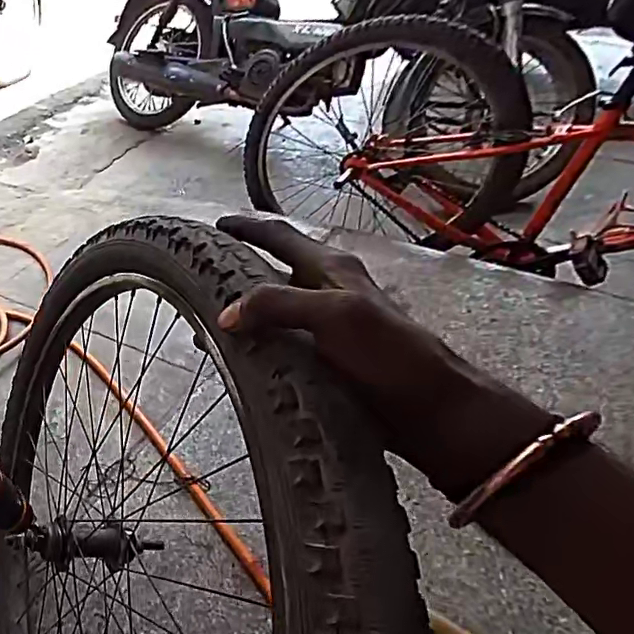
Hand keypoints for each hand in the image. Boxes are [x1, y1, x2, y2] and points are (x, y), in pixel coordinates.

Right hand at [215, 216, 468, 417]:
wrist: (429, 407)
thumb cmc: (390, 353)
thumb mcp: (335, 315)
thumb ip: (280, 305)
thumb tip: (227, 314)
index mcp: (331, 270)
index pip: (282, 237)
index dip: (249, 228)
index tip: (217, 226)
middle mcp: (326, 293)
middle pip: (274, 273)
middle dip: (240, 272)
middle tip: (205, 280)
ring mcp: (325, 328)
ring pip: (274, 312)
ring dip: (245, 315)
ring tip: (212, 327)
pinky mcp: (323, 360)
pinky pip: (279, 345)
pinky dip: (255, 346)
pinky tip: (240, 361)